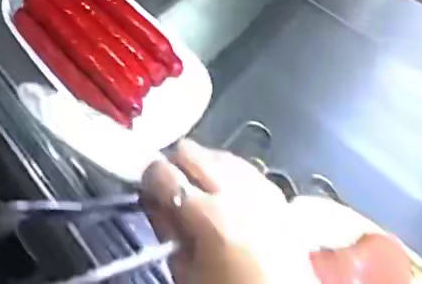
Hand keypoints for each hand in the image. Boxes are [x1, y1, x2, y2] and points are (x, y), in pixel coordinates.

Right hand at [139, 142, 314, 283]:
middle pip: (191, 150)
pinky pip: (241, 166)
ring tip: (198, 191)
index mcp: (209, 217)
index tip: (147, 186)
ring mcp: (258, 184)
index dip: (150, 177)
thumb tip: (153, 199)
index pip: (165, 173)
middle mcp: (235, 191)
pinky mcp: (275, 188)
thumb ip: (167, 231)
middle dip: (175, 164)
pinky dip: (227, 173)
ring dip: (202, 166)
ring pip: (216, 152)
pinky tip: (224, 193)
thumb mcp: (188, 274)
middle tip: (170, 188)